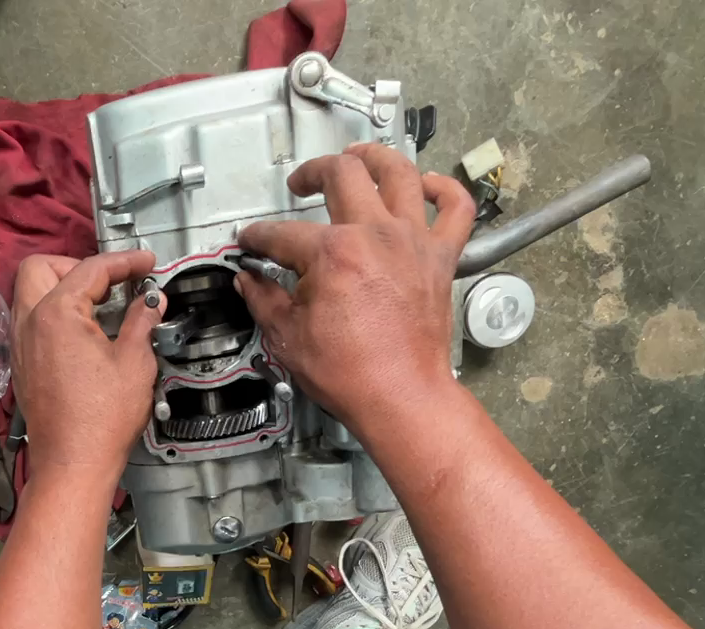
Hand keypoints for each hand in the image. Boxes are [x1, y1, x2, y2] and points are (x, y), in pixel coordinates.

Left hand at [10, 250, 160, 482]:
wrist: (74, 464)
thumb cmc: (101, 420)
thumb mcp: (135, 363)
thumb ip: (142, 321)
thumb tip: (150, 303)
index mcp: (56, 314)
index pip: (91, 269)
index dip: (124, 262)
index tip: (145, 264)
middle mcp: (29, 324)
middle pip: (40, 268)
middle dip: (76, 266)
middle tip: (109, 282)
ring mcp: (20, 347)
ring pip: (29, 295)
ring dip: (61, 290)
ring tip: (98, 307)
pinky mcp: (22, 369)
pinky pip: (30, 325)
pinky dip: (53, 317)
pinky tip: (83, 336)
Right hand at [238, 143, 476, 440]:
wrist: (398, 396)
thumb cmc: (351, 374)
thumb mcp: (287, 338)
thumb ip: (263, 301)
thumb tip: (249, 282)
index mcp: (332, 254)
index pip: (282, 234)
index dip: (258, 237)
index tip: (250, 242)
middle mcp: (375, 235)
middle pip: (342, 175)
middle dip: (311, 172)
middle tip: (298, 182)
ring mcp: (412, 242)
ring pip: (399, 172)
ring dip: (374, 156)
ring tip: (358, 155)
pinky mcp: (440, 259)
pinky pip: (455, 207)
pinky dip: (443, 188)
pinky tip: (426, 184)